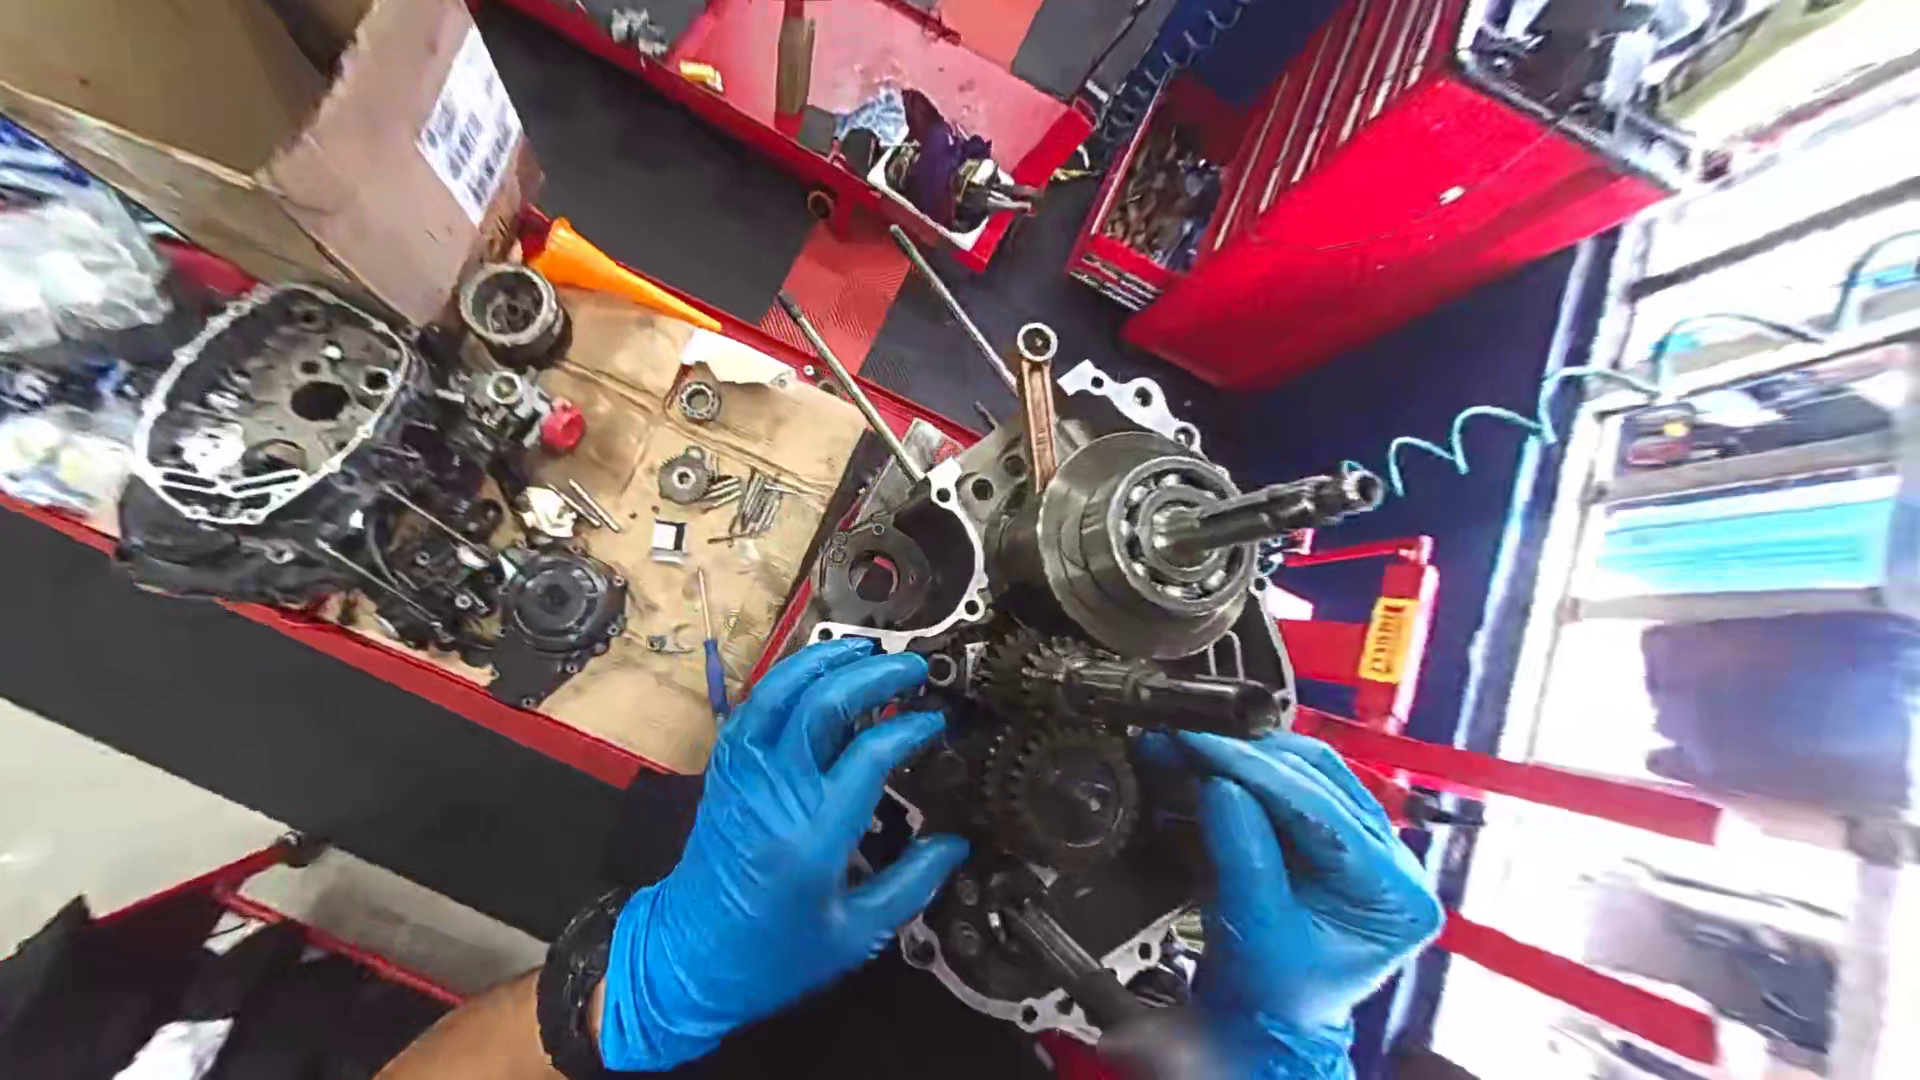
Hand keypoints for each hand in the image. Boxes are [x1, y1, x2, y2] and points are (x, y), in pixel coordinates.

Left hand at [596, 639, 969, 1070]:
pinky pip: (758, 704)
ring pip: (783, 690)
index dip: (908, 728)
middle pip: (824, 704)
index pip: (868, 755)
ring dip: (828, 659)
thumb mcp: (855, 935)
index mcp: (814, 835)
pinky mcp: (728, 765)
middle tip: (911, 666)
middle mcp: (777, 790)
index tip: (935, 720)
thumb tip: (957, 842)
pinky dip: (790, 674)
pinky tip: (818, 667)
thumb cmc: (776, 952)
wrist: (685, 957)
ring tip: (867, 647)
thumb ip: (913, 884)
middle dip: (874, 674)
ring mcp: (745, 771)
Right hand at [1177, 731, 1443, 1077]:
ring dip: (1241, 752)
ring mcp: (1366, 836)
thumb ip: (1241, 853)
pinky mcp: (1332, 825)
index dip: (1249, 768)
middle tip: (1181, 742)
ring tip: (1188, 749)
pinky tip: (1208, 761)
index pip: (1317, 807)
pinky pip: (1289, 775)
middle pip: (1313, 774)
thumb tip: (1217, 781)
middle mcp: (1392, 855)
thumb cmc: (1271, 987)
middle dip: (1238, 754)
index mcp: (1394, 892)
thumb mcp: (1254, 927)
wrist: (1268, 1009)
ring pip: (1303, 763)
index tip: (1195, 744)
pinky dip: (1244, 764)